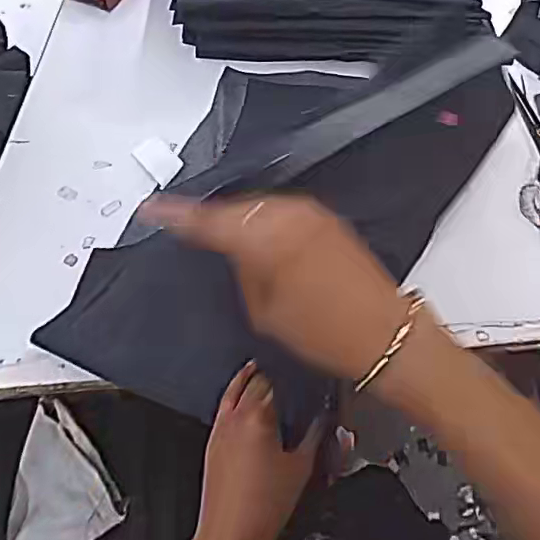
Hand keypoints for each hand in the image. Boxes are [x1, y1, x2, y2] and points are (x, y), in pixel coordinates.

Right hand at [144, 194, 409, 380]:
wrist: (383, 331)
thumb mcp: (264, 312)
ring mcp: (311, 214)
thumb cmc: (327, 332)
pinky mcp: (328, 219)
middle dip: (214, 220)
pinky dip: (268, 221)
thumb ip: (242, 272)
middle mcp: (288, 217)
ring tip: (231, 242)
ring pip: (260, 207)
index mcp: (264, 240)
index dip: (176, 213)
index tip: (156, 209)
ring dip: (242, 220)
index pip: (207, 220)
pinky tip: (265, 241)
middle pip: (235, 209)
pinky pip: (285, 211)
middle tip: (194, 231)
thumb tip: (234, 253)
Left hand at [195, 362, 322, 539]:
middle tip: (290, 374)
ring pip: (237, 388)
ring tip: (264, 369)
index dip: (292, 373)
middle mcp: (237, 415)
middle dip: (274, 374)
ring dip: (252, 377)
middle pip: (257, 380)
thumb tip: (325, 417)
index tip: (304, 373)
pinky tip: (243, 394)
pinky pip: (224, 405)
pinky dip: (234, 393)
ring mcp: (221, 426)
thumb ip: (316, 434)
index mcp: (259, 415)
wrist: (229, 537)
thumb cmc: (263, 509)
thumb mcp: (302, 467)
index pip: (277, 378)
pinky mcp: (212, 440)